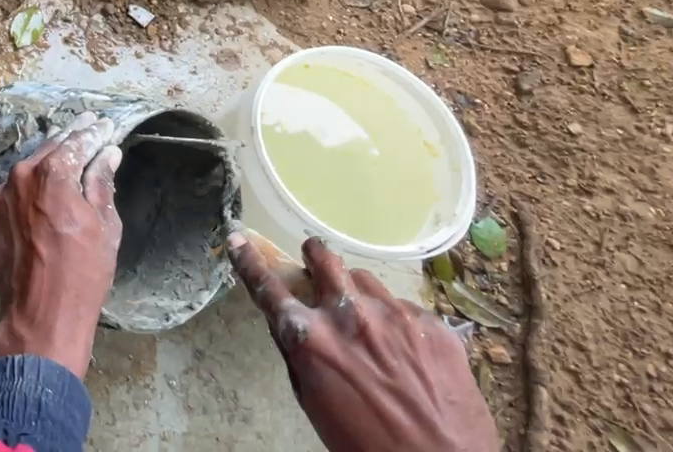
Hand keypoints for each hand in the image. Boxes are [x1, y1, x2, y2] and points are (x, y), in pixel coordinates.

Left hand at [0, 113, 123, 377]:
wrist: (40, 313)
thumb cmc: (82, 273)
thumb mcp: (105, 226)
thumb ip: (102, 183)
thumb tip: (107, 154)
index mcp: (52, 173)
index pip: (78, 141)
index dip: (94, 132)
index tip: (105, 125)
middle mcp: (21, 175)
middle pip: (50, 148)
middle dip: (72, 137)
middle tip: (89, 124)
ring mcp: (0, 194)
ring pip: (29, 167)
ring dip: (49, 159)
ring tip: (68, 152)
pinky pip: (14, 190)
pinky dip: (30, 185)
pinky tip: (44, 188)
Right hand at [229, 234, 498, 451]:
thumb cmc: (367, 443)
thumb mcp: (315, 401)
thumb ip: (298, 353)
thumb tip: (286, 319)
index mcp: (311, 338)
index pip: (268, 287)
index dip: (247, 261)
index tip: (237, 240)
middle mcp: (349, 315)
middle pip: (323, 257)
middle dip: (315, 257)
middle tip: (318, 269)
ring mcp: (396, 316)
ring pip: (365, 280)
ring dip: (358, 294)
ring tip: (371, 325)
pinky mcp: (435, 326)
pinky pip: (405, 307)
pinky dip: (398, 322)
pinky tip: (408, 352)